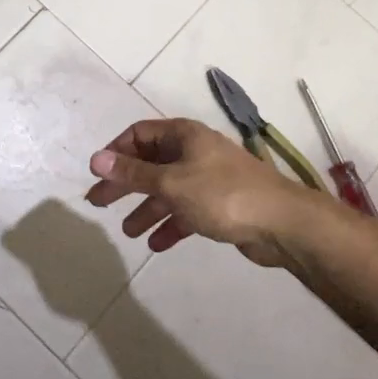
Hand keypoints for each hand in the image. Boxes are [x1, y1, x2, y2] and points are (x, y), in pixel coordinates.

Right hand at [84, 119, 331, 267]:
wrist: (282, 223)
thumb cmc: (222, 194)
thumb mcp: (170, 183)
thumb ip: (132, 174)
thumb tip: (95, 159)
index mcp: (183, 135)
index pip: (139, 134)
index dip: (116, 151)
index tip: (98, 173)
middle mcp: (194, 152)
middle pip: (150, 164)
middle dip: (125, 184)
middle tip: (98, 202)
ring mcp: (207, 179)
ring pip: (167, 190)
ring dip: (146, 209)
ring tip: (128, 231)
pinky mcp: (219, 205)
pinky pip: (185, 211)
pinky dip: (170, 225)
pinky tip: (157, 244)